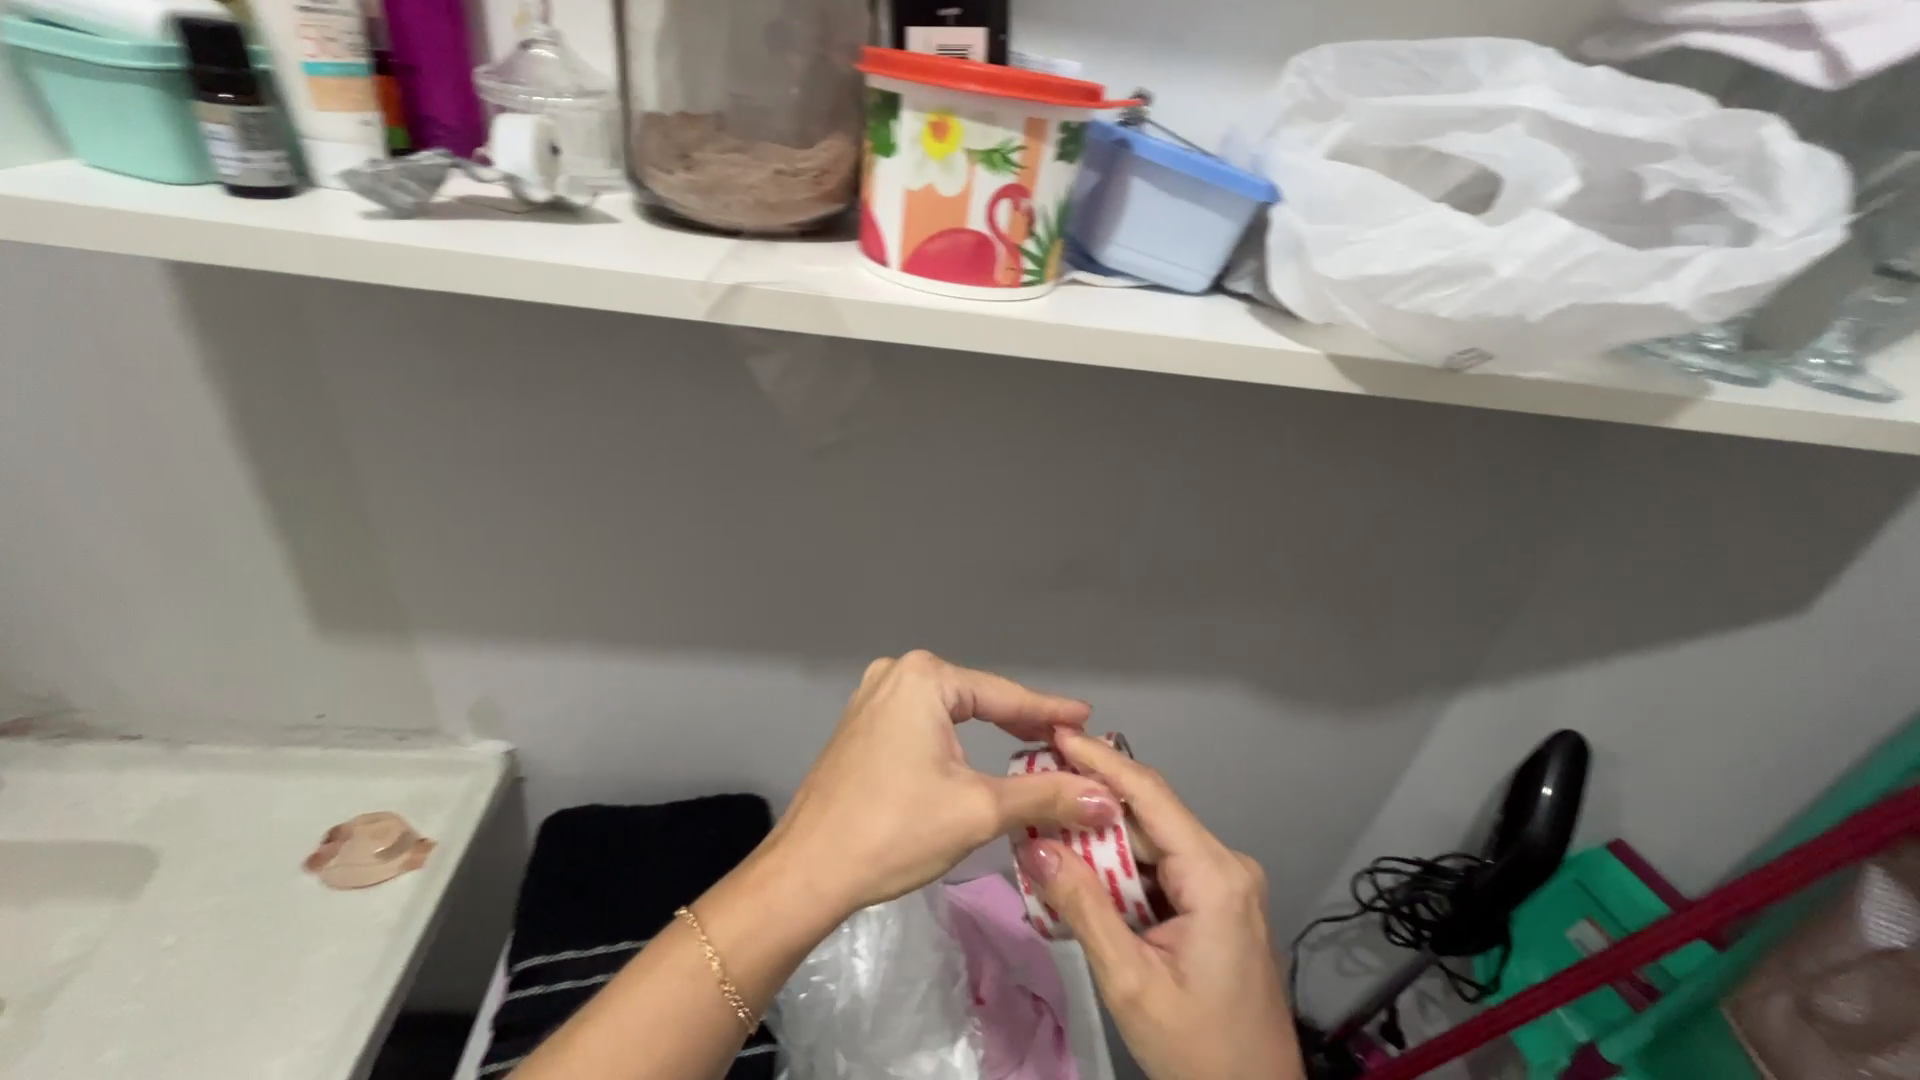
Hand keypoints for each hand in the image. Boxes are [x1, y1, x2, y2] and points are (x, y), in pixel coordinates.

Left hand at [771, 651, 1123, 916]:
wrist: (807, 872)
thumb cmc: (894, 831)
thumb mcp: (979, 810)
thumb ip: (1046, 795)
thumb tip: (1107, 797)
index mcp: (923, 678)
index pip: (1004, 695)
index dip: (1050, 712)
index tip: (1088, 719)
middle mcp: (894, 675)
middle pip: (976, 698)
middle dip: (1020, 723)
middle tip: (1065, 739)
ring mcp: (871, 699)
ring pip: (947, 713)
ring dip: (987, 732)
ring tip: (1032, 746)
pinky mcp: (860, 728)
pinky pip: (921, 726)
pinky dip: (953, 742)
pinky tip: (974, 757)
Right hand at [1016, 730, 1302, 1079]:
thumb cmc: (1199, 1052)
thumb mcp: (1129, 982)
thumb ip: (1082, 907)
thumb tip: (1034, 846)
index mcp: (1216, 877)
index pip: (1151, 795)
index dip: (1101, 759)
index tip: (1057, 734)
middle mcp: (1226, 866)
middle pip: (1147, 817)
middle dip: (1088, 809)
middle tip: (1033, 795)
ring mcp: (1224, 885)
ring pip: (1149, 843)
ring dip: (1099, 845)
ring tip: (1044, 837)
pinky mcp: (1216, 903)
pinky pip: (1159, 870)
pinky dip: (1119, 873)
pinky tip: (1080, 879)